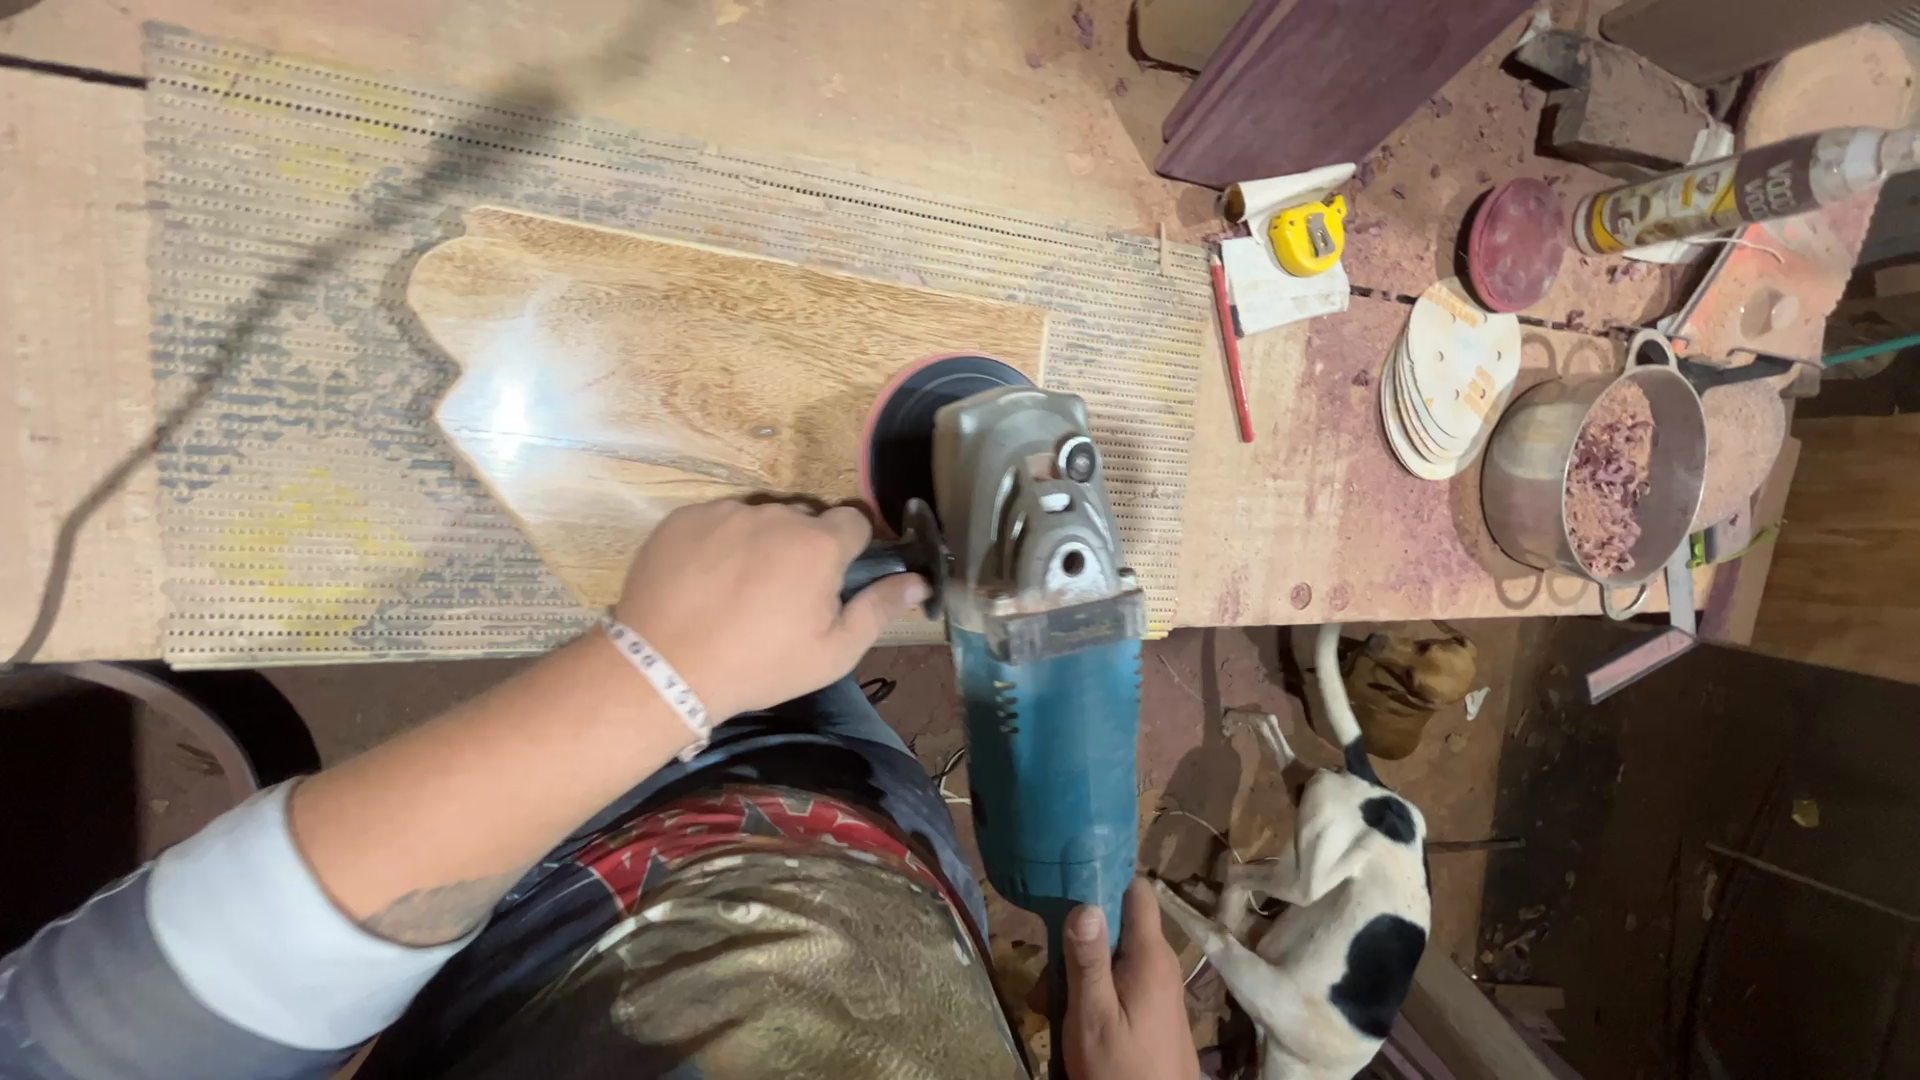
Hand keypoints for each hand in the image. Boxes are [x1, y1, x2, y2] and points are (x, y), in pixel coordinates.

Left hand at [612, 499, 927, 719]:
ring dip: (762, 541)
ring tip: (739, 588)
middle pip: (806, 518)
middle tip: (784, 592)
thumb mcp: (834, 651)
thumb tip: (919, 581)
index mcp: (820, 544)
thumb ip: (879, 608)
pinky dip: (720, 541)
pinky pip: (718, 519)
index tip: (835, 577)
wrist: (665, 669)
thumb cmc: (761, 665)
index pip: (855, 520)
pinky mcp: (684, 518)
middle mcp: (777, 514)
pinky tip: (706, 580)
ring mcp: (726, 512)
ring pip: (761, 517)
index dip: (852, 547)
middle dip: (805, 545)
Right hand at [1063, 878, 1198, 1079]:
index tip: (1070, 886)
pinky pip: (1123, 980)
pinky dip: (1096, 988)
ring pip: (1117, 954)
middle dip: (1080, 936)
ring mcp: (1161, 988)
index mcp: (1150, 956)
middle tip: (1047, 968)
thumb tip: (1086, 902)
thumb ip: (1088, 959)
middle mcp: (1161, 963)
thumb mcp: (1094, 1016)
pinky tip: (1071, 1016)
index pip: (1137, 890)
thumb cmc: (1122, 1072)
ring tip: (1049, 1001)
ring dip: (1082, 968)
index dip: (1106, 879)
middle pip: (1120, 923)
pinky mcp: (1156, 1011)